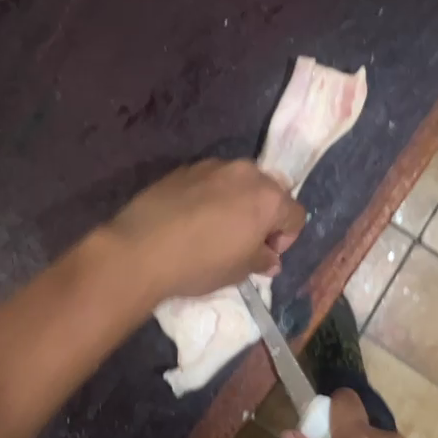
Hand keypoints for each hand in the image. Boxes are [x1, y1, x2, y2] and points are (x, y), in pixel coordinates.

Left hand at [92, 159, 305, 302]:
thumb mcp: (239, 271)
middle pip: (270, 192)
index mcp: (268, 197)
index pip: (295, 215)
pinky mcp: (185, 168)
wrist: (142, 247)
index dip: (286, 239)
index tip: (265, 255)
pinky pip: (211, 181)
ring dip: (237, 203)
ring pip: (239, 182)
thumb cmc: (201, 263)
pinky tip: (192, 219)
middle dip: (264, 215)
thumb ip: (261, 259)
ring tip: (216, 229)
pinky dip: (211, 196)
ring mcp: (214, 166)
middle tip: (245, 241)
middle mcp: (246, 173)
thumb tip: (270, 258)